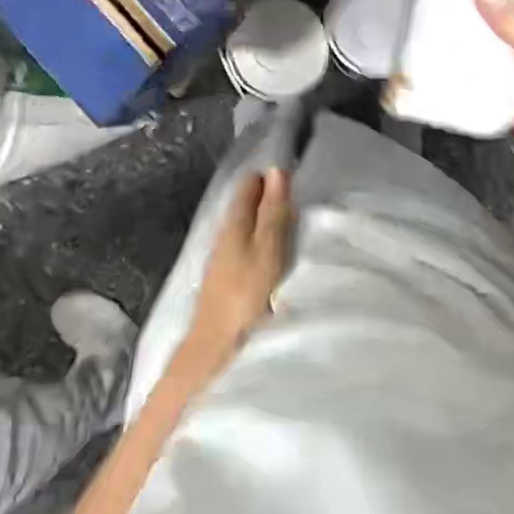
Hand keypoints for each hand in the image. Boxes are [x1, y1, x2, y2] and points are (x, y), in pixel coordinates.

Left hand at [182, 168, 291, 371]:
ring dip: (268, 225)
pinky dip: (262, 245)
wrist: (216, 343)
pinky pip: (246, 246)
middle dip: (271, 202)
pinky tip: (274, 261)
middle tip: (297, 214)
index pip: (250, 183)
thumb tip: (276, 169)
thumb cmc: (247, 292)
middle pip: (248, 203)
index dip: (272, 181)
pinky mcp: (225, 275)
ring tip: (291, 236)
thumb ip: (273, 210)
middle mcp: (224, 230)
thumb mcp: (268, 248)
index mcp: (234, 219)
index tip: (294, 190)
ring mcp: (222, 254)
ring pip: (248, 225)